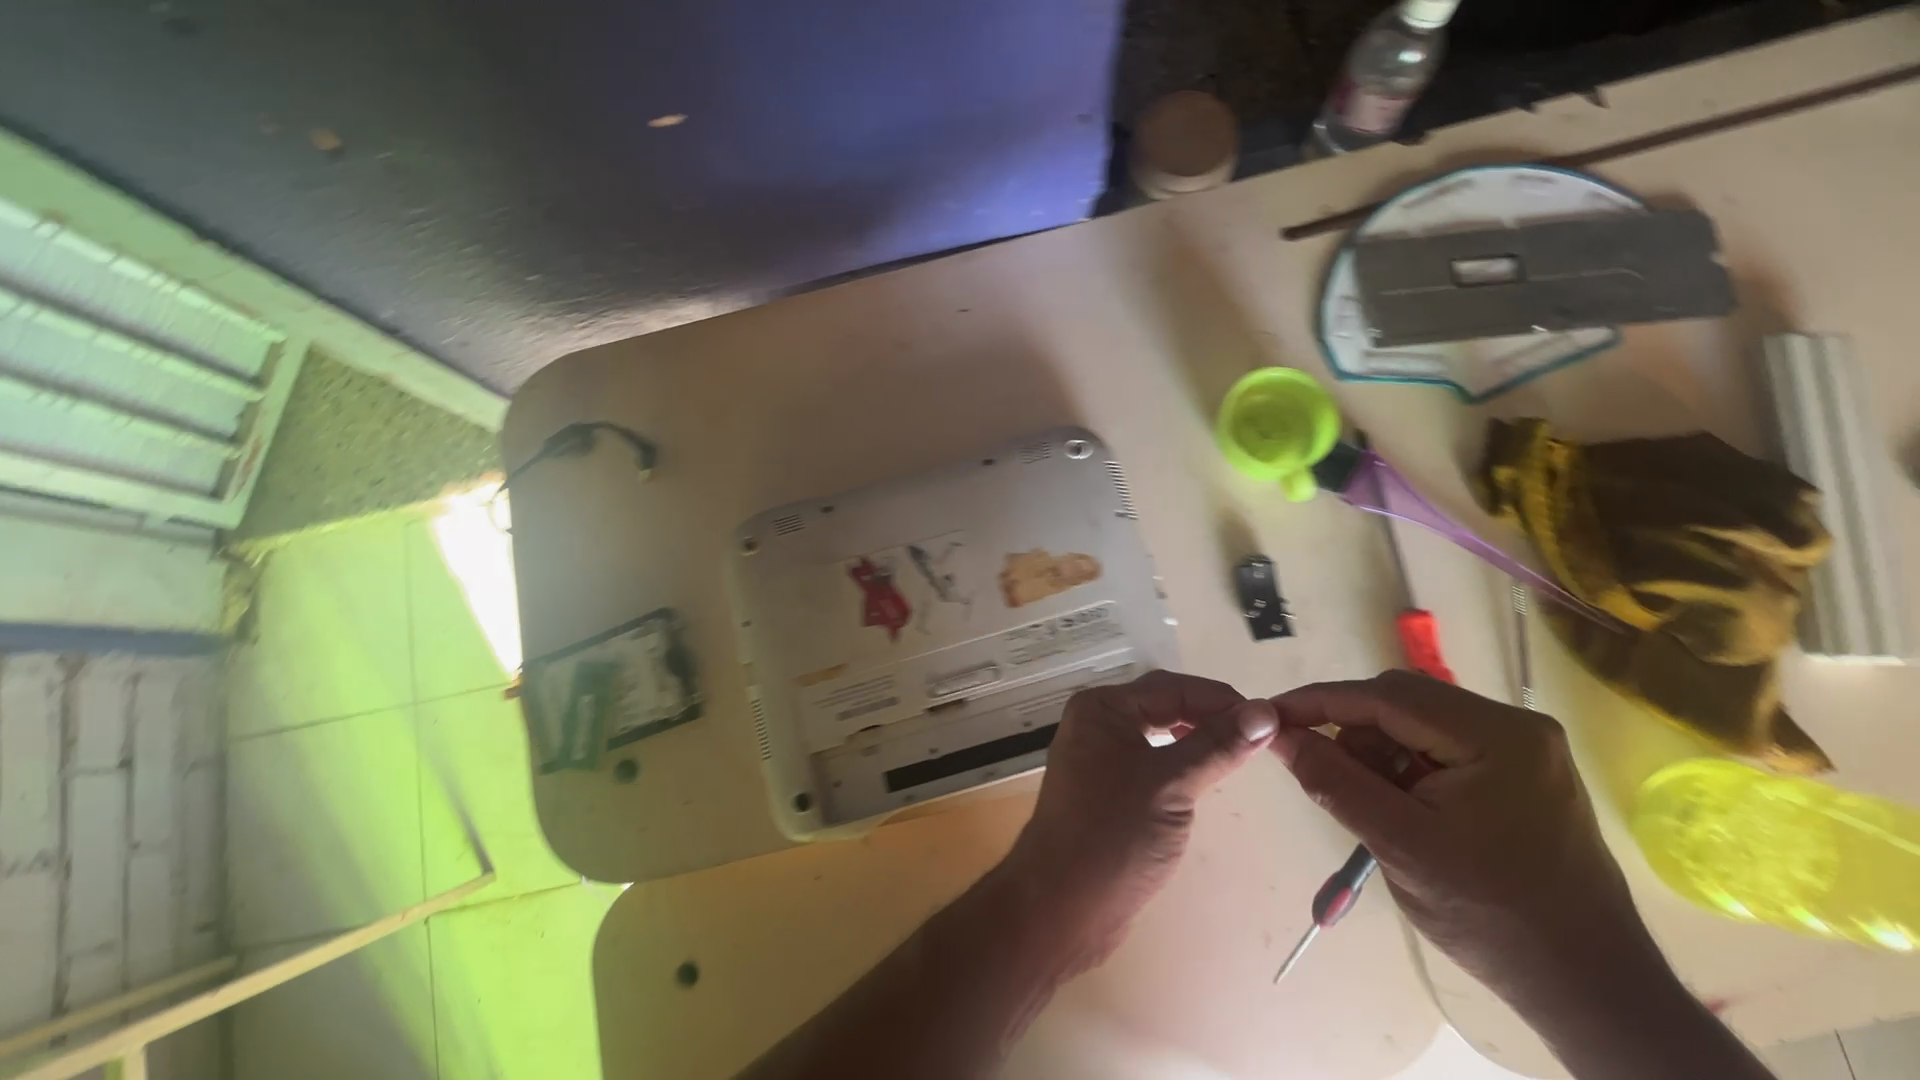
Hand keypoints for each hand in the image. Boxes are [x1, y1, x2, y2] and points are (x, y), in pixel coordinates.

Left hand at [998, 670, 1279, 967]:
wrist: (1062, 905)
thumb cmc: (1114, 835)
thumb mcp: (1172, 784)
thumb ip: (1218, 745)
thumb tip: (1265, 712)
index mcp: (1102, 708)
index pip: (1173, 688)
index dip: (1223, 700)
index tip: (1271, 720)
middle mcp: (1095, 723)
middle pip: (1163, 704)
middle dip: (1210, 715)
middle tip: (1258, 737)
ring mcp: (1097, 757)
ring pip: (1157, 733)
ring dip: (1196, 738)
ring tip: (1237, 754)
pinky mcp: (1105, 789)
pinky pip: (1150, 761)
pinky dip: (1179, 762)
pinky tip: (1203, 778)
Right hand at [1268, 671, 1660, 1003]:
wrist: (1585, 983)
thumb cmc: (1491, 915)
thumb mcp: (1398, 846)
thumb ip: (1334, 781)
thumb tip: (1278, 735)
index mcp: (1497, 736)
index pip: (1386, 695)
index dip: (1320, 702)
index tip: (1269, 715)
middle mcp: (1516, 726)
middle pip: (1403, 702)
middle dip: (1352, 732)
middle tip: (1320, 772)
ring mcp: (1523, 749)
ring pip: (1418, 723)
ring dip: (1378, 753)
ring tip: (1372, 806)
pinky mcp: (1520, 773)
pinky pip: (1440, 748)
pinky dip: (1405, 769)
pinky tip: (1400, 807)